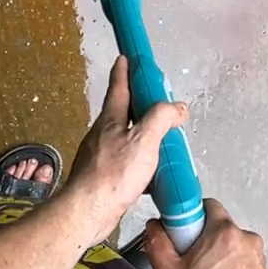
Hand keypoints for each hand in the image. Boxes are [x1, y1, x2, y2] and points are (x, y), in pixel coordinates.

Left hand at [61, 57, 187, 240]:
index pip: (118, 88)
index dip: (123, 71)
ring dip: (140, 136)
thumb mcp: (144, 140)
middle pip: (121, 113)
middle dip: (136, 104)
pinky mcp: (102, 178)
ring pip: (124, 139)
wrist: (89, 211)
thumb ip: (162, 119)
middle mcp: (102, 134)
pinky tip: (151, 175)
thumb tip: (178, 107)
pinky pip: (125, 163)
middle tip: (154, 100)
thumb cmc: (115, 173)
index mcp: (110, 120)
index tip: (126, 57)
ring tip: (160, 140)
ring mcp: (100, 156)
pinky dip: (139, 162)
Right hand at [143, 199, 267, 268]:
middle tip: (185, 265)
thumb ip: (158, 244)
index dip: (188, 215)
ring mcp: (258, 257)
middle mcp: (247, 238)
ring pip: (228, 247)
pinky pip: (239, 262)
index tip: (177, 235)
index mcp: (225, 231)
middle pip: (217, 227)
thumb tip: (155, 225)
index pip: (206, 204)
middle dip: (200, 240)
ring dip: (213, 257)